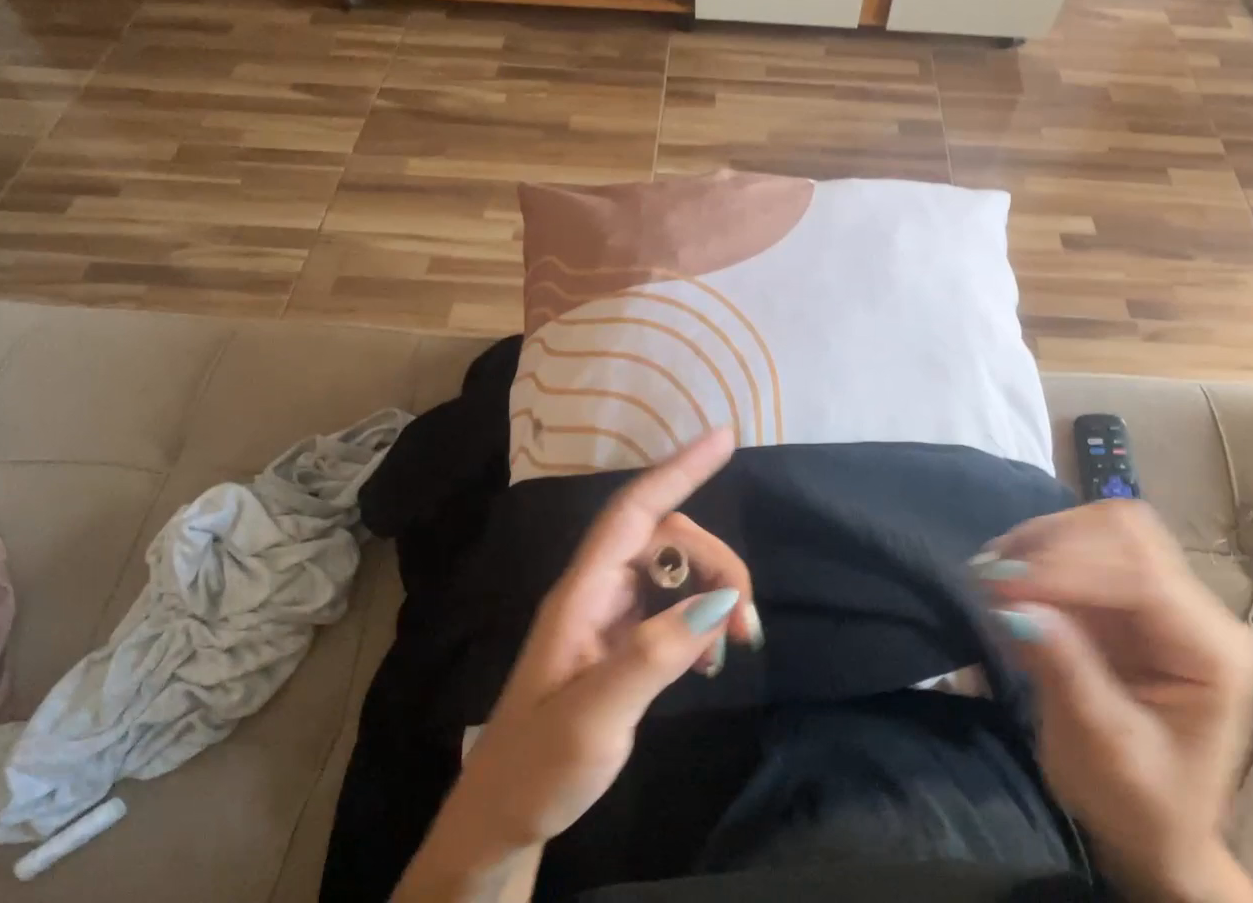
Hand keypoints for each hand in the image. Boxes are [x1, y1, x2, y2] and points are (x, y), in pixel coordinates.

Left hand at [400, 430, 757, 901]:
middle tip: (748, 626)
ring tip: (733, 646)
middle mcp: (597, 594)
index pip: (634, 513)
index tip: (724, 438)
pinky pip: (673, 610)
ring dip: (712, 596)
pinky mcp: (621, 645)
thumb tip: (718, 603)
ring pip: (675, 575)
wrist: (505, 813)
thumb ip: (653, 655)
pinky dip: (700, 623)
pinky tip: (708, 660)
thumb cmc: (539, 765)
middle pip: (668, 543)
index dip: (678, 471)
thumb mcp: (594, 716)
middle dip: (716, 567)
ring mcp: (609, 619)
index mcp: (582, 595)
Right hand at [975, 501, 1252, 902]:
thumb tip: (1014, 605)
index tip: (998, 584)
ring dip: (1043, 543)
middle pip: (1127, 533)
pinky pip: (1085, 554)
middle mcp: (1199, 612)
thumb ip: (1066, 671)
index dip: (1066, 567)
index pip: (1140, 575)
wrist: (1159, 833)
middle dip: (1052, 544)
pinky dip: (1041, 558)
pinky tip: (1007, 579)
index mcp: (1214, 653)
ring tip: (991, 571)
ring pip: (1104, 532)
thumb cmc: (1141, 804)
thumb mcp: (1103, 748)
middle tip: (989, 572)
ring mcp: (1166, 602)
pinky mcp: (1131, 604)